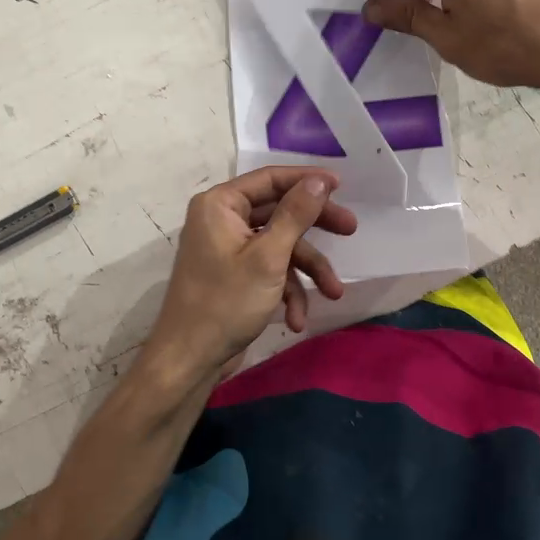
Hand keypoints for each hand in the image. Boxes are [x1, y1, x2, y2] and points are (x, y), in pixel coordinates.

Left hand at [145, 168, 357, 382]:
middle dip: (314, 228)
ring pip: (279, 246)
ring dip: (305, 271)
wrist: (189, 360)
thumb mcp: (268, 257)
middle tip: (351, 229)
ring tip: (334, 293)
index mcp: (220, 204)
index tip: (341, 185)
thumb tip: (320, 180)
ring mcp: (227, 248)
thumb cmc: (226, 302)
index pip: (269, 179)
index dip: (306, 180)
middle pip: (278, 212)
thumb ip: (296, 214)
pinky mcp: (234, 275)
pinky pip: (268, 270)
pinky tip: (296, 319)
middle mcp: (221, 219)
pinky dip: (285, 292)